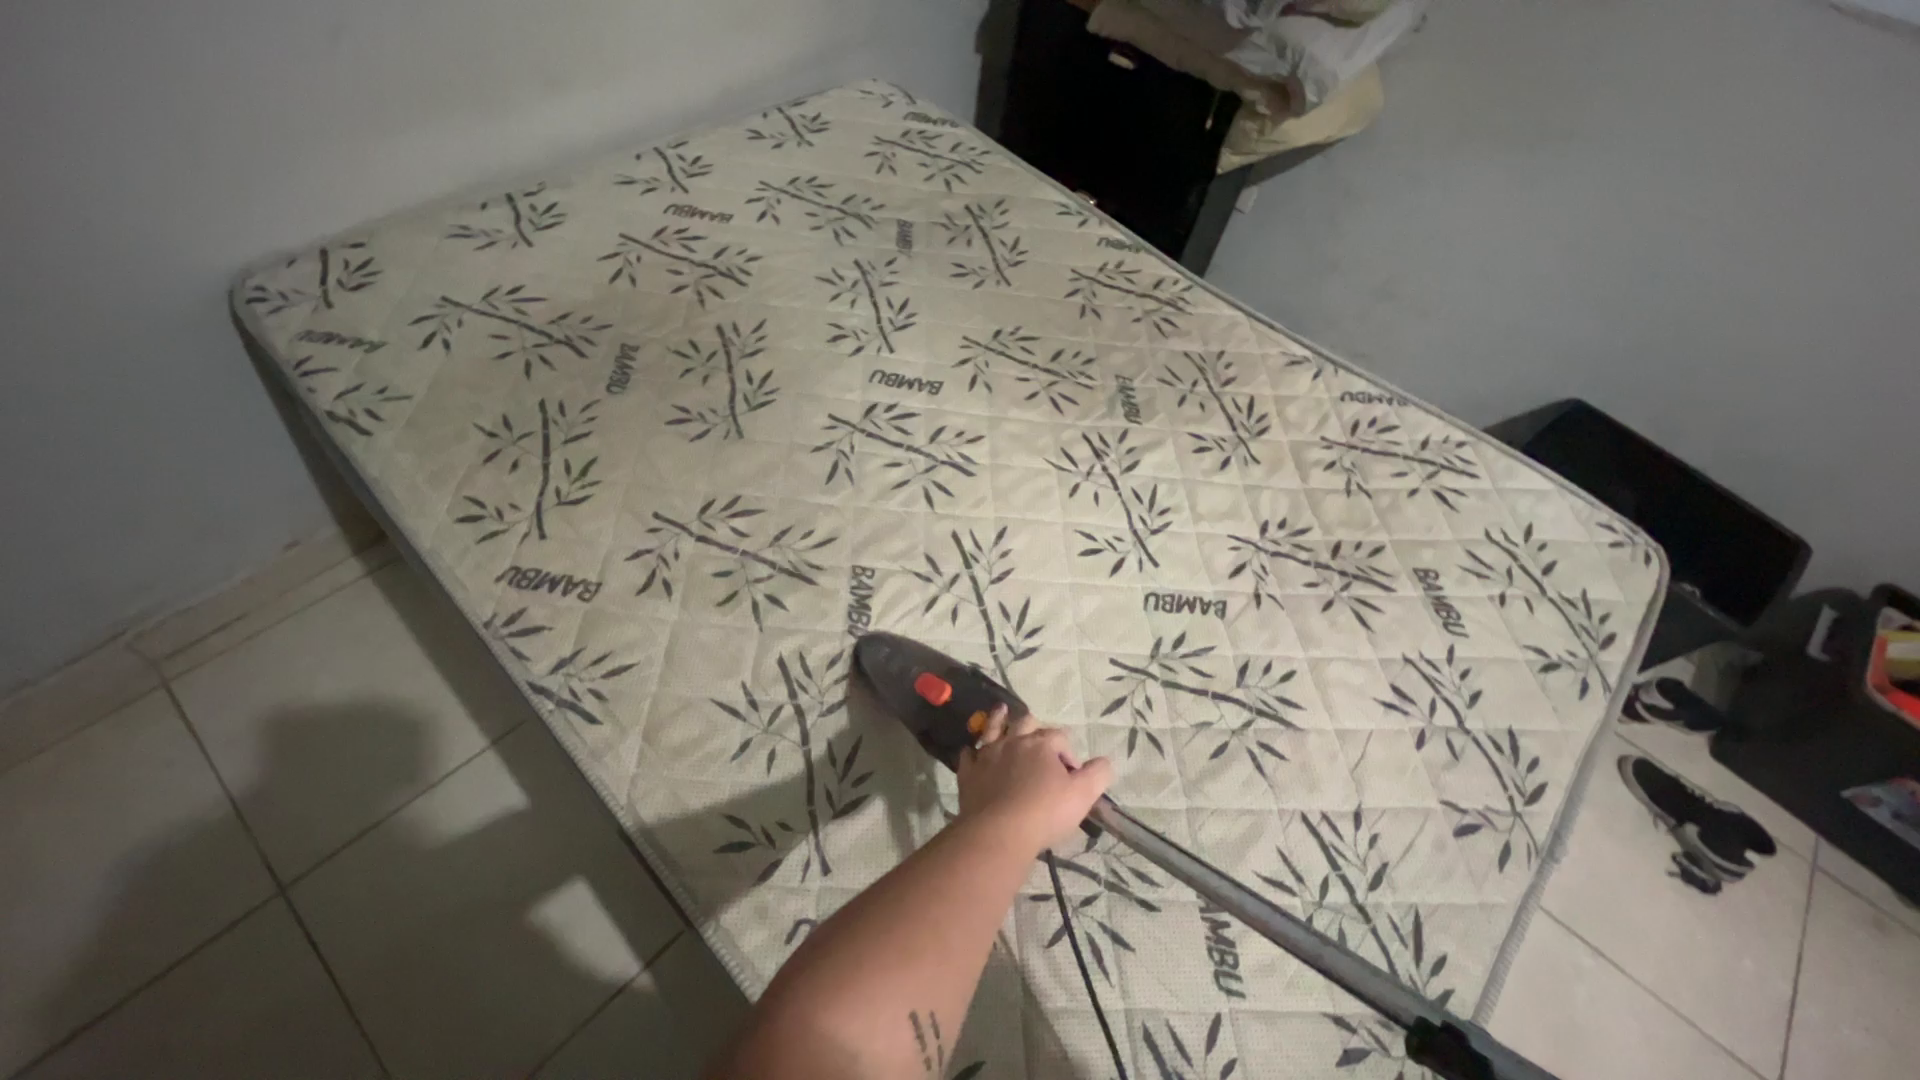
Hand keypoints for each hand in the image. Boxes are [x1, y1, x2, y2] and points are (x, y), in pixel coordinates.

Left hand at [956, 706, 1112, 855]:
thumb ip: (1098, 774)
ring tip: (1001, 711)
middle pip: (1026, 723)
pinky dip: (973, 752)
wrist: (999, 832)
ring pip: (993, 728)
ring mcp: (988, 755)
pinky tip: (972, 753)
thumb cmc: (1045, 813)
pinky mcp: (969, 772)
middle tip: (1039, 739)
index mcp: (1042, 744)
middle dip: (1035, 727)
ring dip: (999, 719)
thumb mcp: (1083, 795)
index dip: (1069, 753)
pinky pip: (969, 755)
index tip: (1072, 775)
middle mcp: (1013, 741)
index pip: (1060, 737)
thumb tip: (1104, 762)